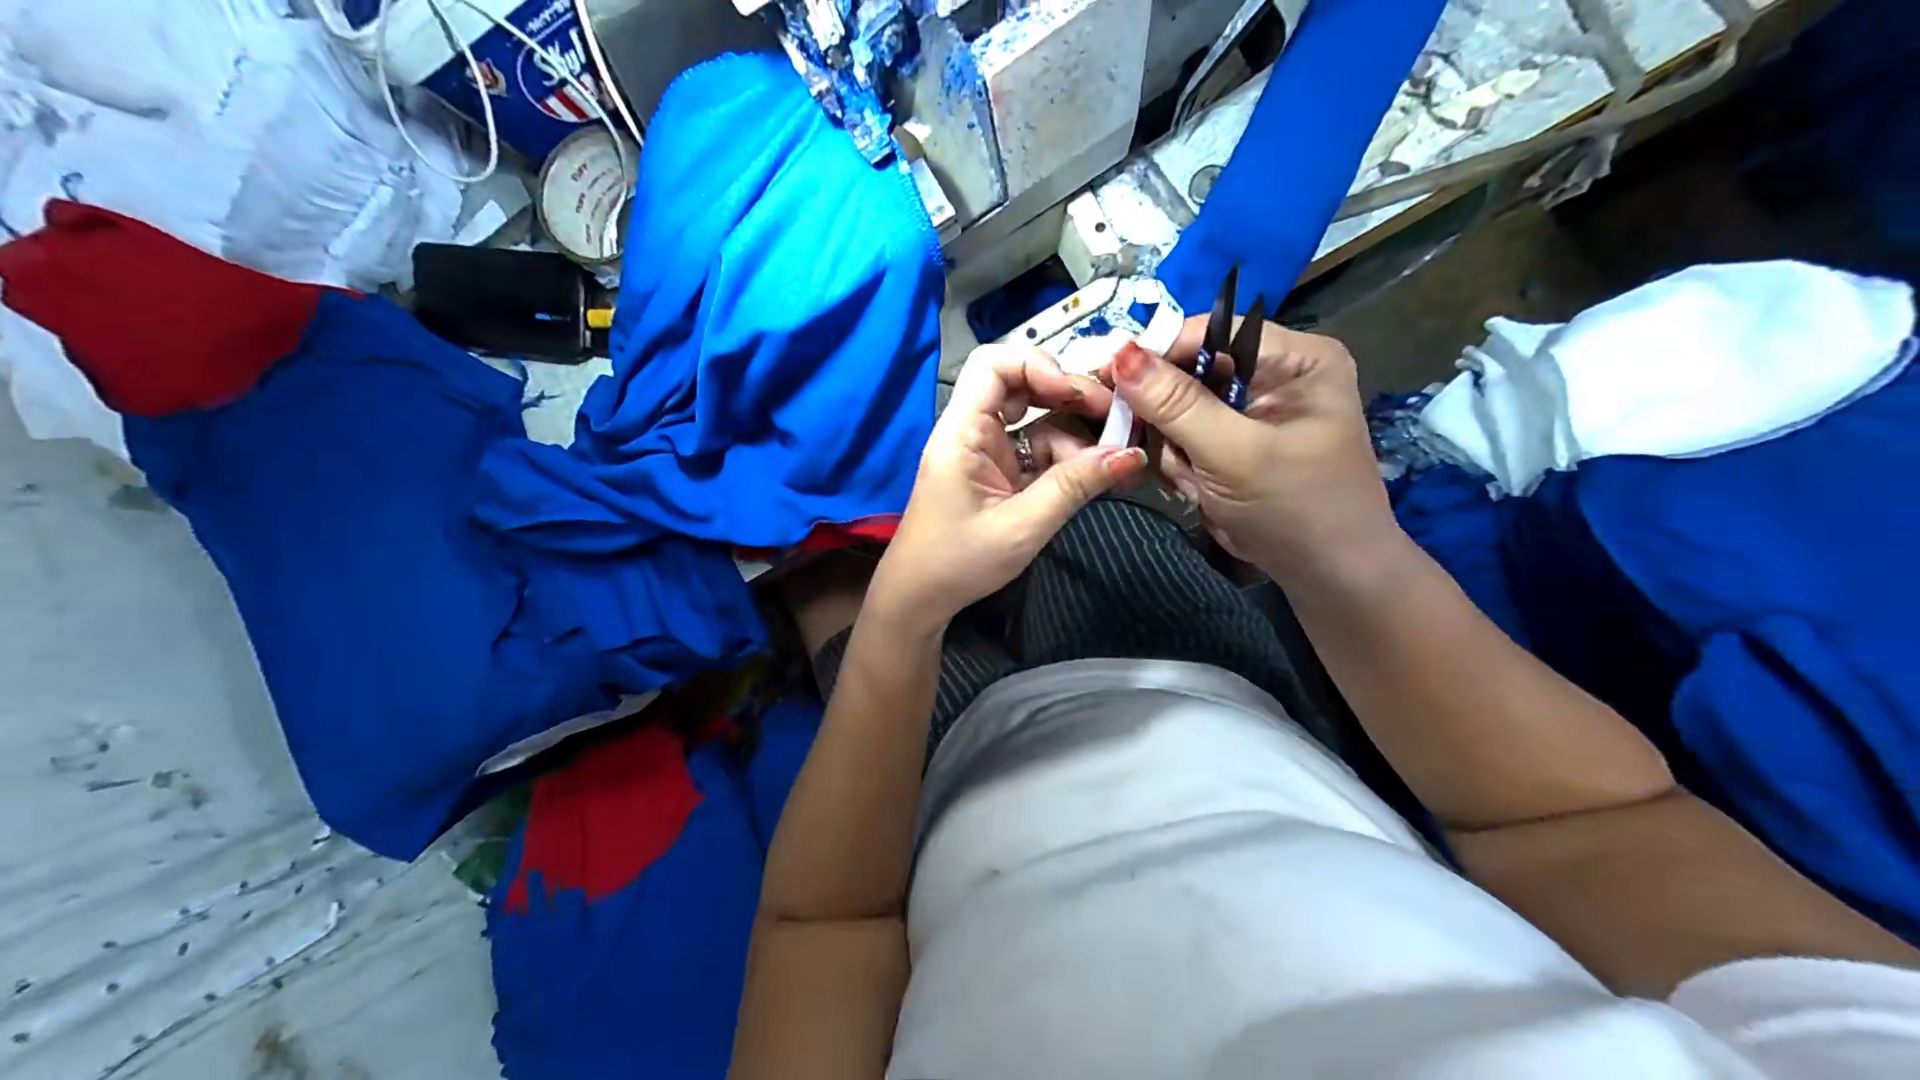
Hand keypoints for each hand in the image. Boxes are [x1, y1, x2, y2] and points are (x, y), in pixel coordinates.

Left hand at [869, 345, 1146, 631]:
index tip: (1075, 394)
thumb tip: (1130, 454)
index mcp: (962, 432)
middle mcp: (973, 431)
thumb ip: (1074, 486)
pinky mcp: (1000, 472)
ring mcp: (987, 451)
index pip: (993, 365)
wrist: (922, 597)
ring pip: (1036, 418)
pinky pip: (1038, 448)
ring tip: (1111, 456)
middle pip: (1021, 384)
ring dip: (1074, 432)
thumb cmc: (959, 562)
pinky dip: (1066, 458)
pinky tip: (1093, 472)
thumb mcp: (1022, 526)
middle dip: (1069, 395)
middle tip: (1113, 416)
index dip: (1038, 365)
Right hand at [1108, 318, 1397, 581]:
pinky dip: (1180, 464)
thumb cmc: (1295, 508)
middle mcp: (1273, 373)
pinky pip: (1182, 438)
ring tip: (1195, 482)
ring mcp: (1250, 410)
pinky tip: (1197, 487)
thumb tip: (1119, 354)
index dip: (1158, 351)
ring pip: (1177, 410)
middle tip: (1168, 452)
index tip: (1109, 378)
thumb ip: (1177, 404)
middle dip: (1170, 417)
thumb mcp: (1235, 454)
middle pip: (1188, 371)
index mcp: (1296, 358)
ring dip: (1175, 449)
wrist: (1325, 575)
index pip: (1212, 332)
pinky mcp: (1232, 441)